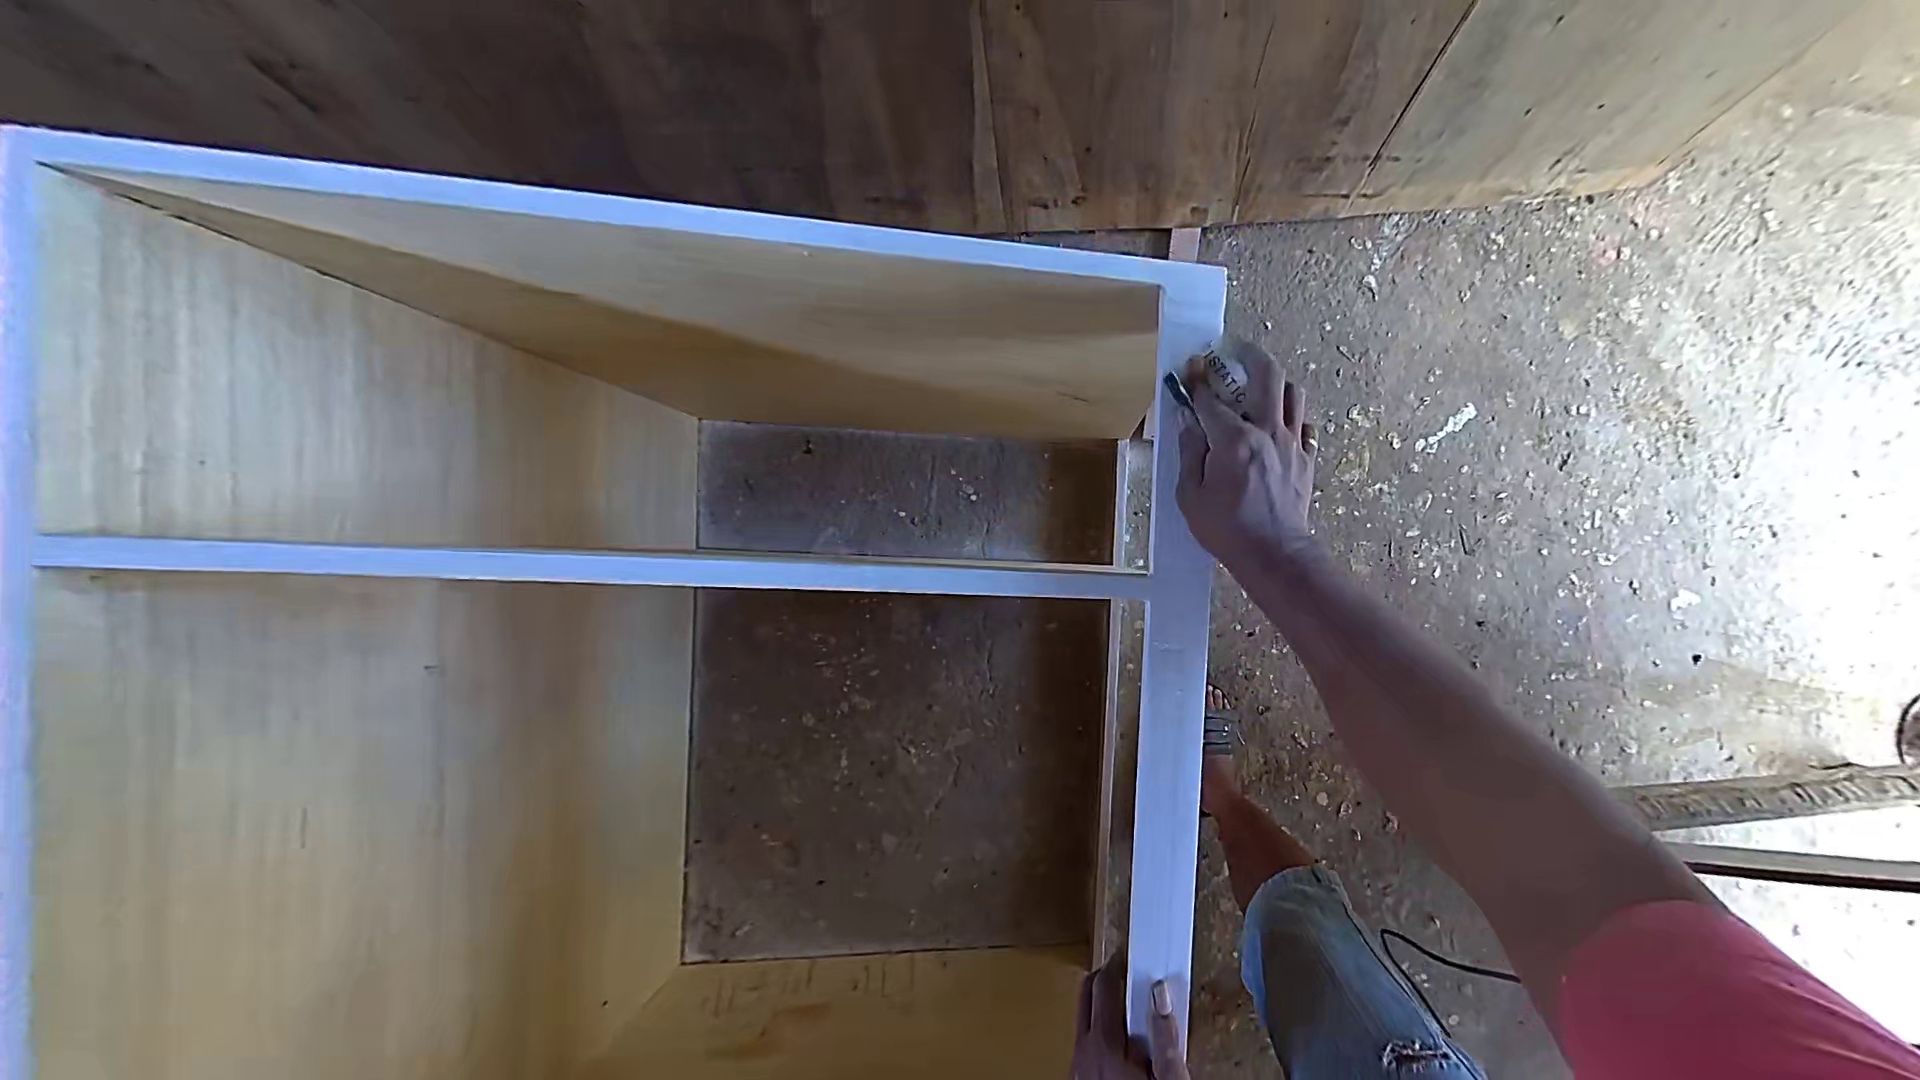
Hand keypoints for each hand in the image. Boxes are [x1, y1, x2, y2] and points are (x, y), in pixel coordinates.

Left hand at [1071, 957, 1190, 1079]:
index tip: (1131, 956)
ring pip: (1083, 1013)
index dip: (1118, 964)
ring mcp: (1077, 1063)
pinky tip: (1123, 1043)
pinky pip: (1083, 1037)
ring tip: (1132, 1012)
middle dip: (1106, 977)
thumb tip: (1160, 991)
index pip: (1103, 982)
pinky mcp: (1077, 1076)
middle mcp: (1083, 1048)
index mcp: (1104, 1043)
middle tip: (1130, 976)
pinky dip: (1098, 1027)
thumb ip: (1166, 1037)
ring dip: (1101, 1003)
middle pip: (1086, 990)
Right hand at [1173, 341, 1316, 568]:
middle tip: (1233, 349)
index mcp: (1233, 441)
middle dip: (1249, 354)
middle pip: (1267, 375)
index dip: (1196, 382)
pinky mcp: (1305, 457)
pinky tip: (1274, 422)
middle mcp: (1267, 432)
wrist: (1273, 553)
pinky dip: (1288, 414)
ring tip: (1256, 383)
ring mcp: (1291, 443)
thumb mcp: (1189, 494)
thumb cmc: (1224, 528)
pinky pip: (1302, 422)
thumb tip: (1187, 419)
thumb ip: (1189, 451)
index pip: (1211, 400)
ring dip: (1273, 381)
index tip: (1188, 370)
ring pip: (1292, 392)